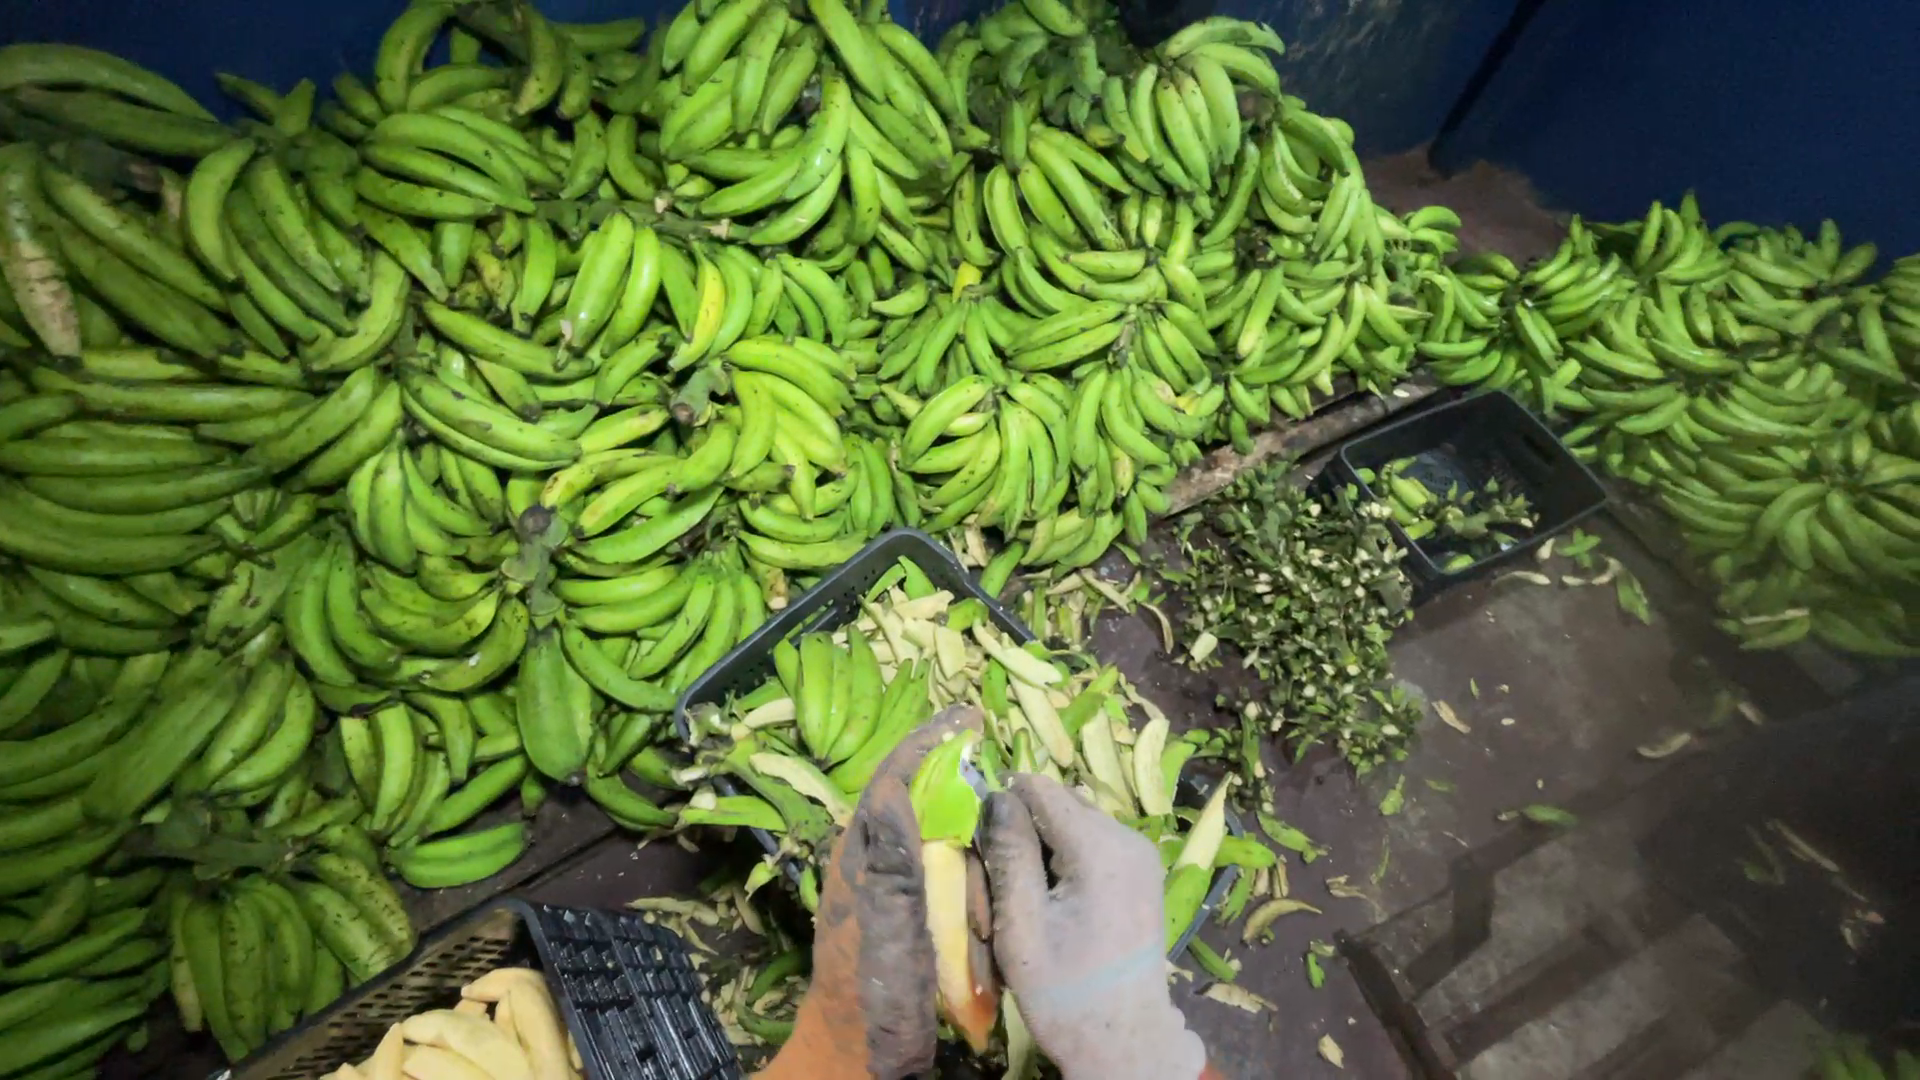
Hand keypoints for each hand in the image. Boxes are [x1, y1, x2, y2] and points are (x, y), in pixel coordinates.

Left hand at [759, 705, 982, 1079]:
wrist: (861, 1057)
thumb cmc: (872, 991)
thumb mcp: (883, 925)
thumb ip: (890, 857)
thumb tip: (896, 786)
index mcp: (861, 850)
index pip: (892, 776)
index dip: (928, 741)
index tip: (969, 717)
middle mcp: (875, 855)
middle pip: (917, 795)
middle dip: (953, 775)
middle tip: (994, 763)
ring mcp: (893, 882)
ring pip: (935, 833)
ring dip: (967, 836)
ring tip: (994, 844)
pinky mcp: (910, 906)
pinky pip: (945, 869)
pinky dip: (970, 867)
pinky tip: (991, 880)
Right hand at [983, 774, 1207, 1079]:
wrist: (1125, 1043)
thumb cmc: (1065, 991)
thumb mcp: (1021, 925)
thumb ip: (1010, 853)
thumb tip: (998, 795)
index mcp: (1101, 847)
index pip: (1040, 789)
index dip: (1006, 805)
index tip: (986, 843)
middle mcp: (1128, 837)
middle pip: (1060, 801)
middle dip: (1027, 825)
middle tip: (1006, 875)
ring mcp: (1141, 852)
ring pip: (1076, 817)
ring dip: (1047, 839)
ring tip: (1033, 890)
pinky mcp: (1143, 869)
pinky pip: (1095, 838)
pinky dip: (1070, 853)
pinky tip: (1060, 895)